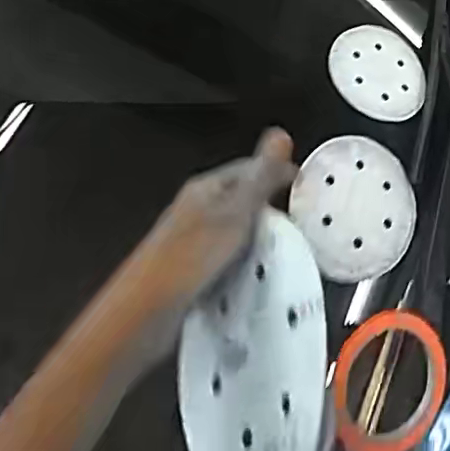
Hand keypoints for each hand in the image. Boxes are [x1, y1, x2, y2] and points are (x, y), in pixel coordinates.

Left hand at [118, 128, 297, 360]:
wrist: (143, 316)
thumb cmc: (189, 258)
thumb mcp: (234, 213)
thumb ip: (260, 176)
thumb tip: (280, 134)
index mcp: (207, 187)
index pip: (251, 167)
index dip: (280, 174)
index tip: (306, 187)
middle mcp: (199, 208)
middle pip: (244, 199)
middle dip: (273, 208)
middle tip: (302, 222)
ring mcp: (194, 240)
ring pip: (237, 230)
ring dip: (259, 238)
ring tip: (286, 251)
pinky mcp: (192, 270)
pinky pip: (228, 258)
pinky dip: (245, 263)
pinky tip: (257, 277)